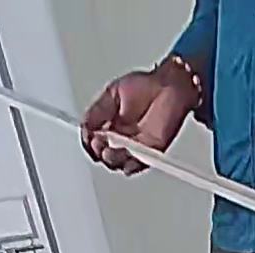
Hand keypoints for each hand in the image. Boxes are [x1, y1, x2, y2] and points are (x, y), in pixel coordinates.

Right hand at [80, 58, 199, 174]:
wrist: (170, 86)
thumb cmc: (146, 86)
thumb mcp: (113, 93)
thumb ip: (98, 111)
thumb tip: (84, 125)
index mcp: (110, 128)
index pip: (94, 143)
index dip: (88, 141)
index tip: (87, 134)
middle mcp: (122, 141)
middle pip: (104, 157)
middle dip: (98, 151)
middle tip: (97, 142)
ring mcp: (135, 149)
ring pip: (119, 163)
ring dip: (112, 159)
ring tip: (108, 150)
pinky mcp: (149, 153)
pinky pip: (138, 164)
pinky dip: (130, 164)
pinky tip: (125, 158)